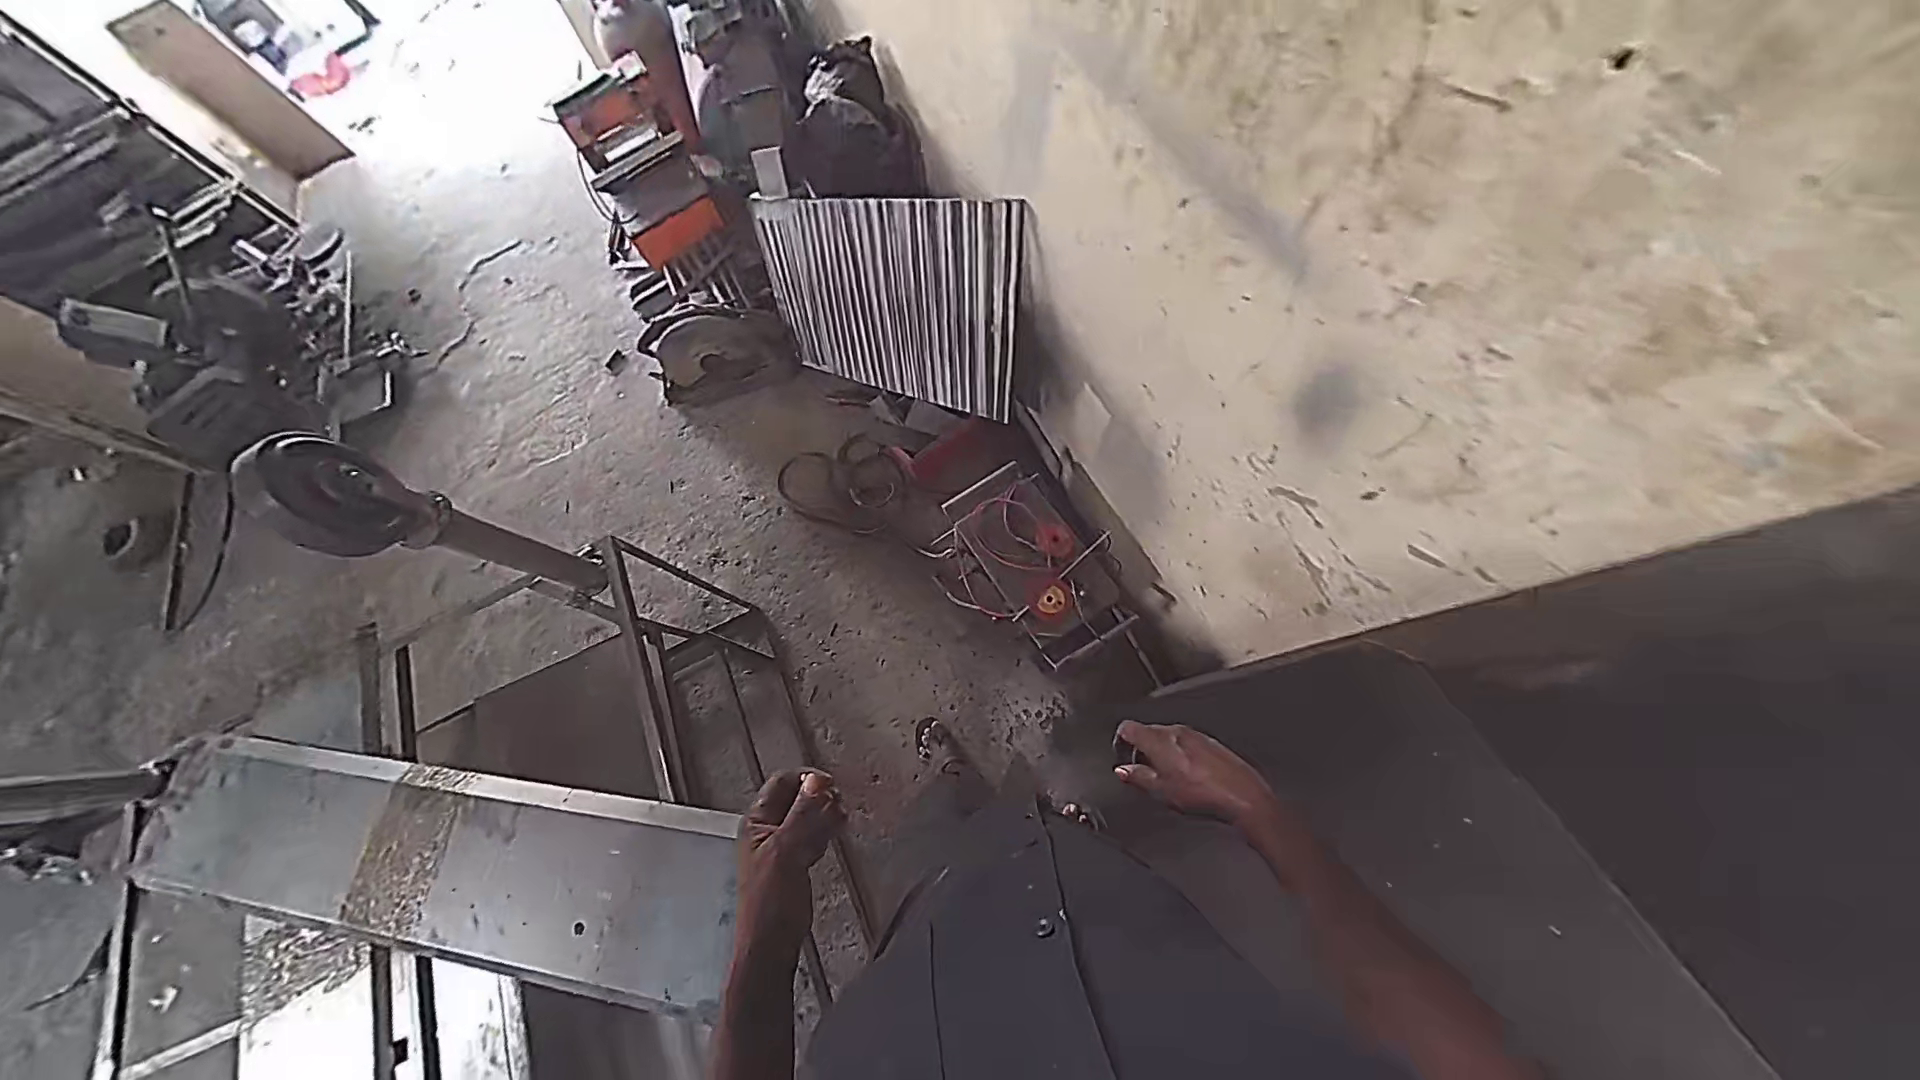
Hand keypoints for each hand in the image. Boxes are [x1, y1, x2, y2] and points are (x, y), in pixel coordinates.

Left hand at [735, 769, 844, 950]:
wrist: (772, 945)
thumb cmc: (769, 903)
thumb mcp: (786, 850)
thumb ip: (802, 814)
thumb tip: (817, 781)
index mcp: (757, 821)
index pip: (783, 782)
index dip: (806, 779)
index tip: (829, 785)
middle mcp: (768, 829)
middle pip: (798, 796)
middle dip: (820, 796)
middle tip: (836, 803)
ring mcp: (782, 845)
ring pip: (808, 814)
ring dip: (825, 813)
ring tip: (838, 819)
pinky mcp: (796, 860)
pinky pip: (814, 833)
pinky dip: (826, 829)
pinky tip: (834, 834)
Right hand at [1114, 720, 1282, 830]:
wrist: (1244, 797)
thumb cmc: (1204, 794)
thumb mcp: (1161, 791)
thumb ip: (1137, 777)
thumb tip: (1123, 771)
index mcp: (1159, 739)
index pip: (1128, 728)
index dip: (1120, 742)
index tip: (1121, 756)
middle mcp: (1176, 731)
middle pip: (1147, 732)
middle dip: (1140, 749)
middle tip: (1142, 772)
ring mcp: (1195, 735)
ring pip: (1168, 737)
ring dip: (1161, 752)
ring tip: (1167, 778)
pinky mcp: (1210, 743)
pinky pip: (1186, 743)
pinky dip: (1180, 755)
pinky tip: (1188, 777)